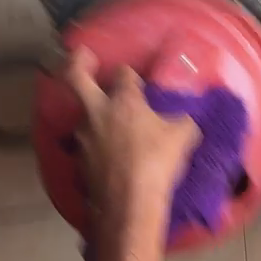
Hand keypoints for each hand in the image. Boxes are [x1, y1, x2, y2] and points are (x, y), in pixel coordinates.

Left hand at [63, 50, 200, 238]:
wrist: (128, 204)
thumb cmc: (156, 163)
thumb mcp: (182, 137)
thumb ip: (181, 121)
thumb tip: (184, 118)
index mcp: (123, 100)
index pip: (123, 74)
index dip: (130, 74)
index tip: (134, 78)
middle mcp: (98, 112)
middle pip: (76, 79)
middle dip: (77, 63)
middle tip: (81, 55)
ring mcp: (83, 138)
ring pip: (82, 117)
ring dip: (92, 116)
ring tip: (107, 125)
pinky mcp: (78, 162)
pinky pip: (85, 147)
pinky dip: (95, 146)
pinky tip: (107, 156)